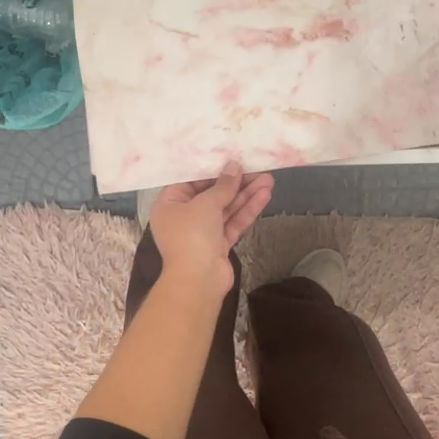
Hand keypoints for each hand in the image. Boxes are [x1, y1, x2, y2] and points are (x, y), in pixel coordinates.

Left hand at [150, 164, 274, 298]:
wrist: (198, 281)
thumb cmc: (192, 236)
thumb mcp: (205, 204)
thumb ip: (222, 185)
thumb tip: (234, 166)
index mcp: (170, 204)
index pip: (189, 181)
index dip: (210, 169)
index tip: (229, 158)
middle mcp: (184, 217)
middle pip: (211, 194)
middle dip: (235, 183)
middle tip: (257, 168)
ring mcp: (202, 232)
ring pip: (225, 208)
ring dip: (246, 195)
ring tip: (269, 179)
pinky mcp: (218, 244)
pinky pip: (232, 223)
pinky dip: (247, 210)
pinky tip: (264, 196)